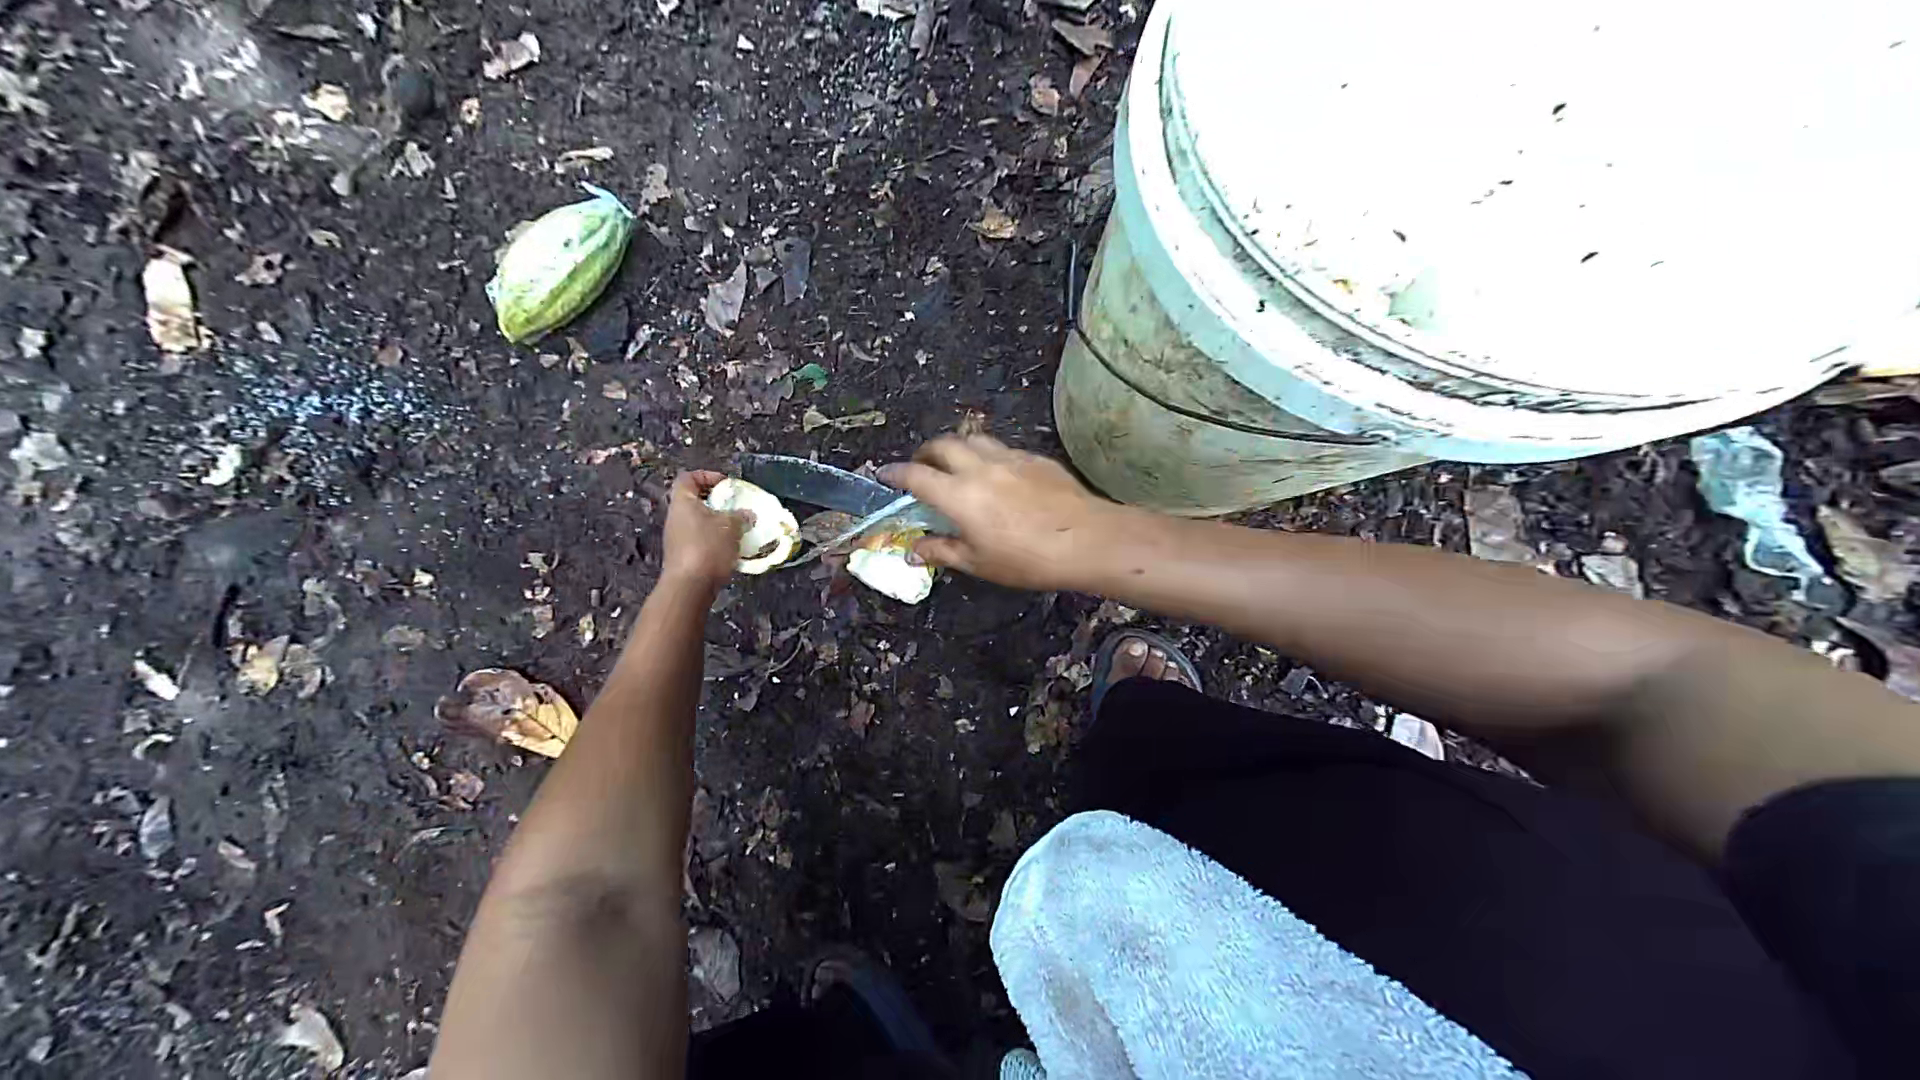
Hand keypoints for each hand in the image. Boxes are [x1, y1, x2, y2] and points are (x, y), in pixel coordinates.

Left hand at [661, 471, 750, 589]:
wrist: (690, 585)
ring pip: (699, 521)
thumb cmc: (708, 547)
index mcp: (682, 502)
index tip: (727, 484)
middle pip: (695, 500)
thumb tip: (747, 514)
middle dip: (718, 502)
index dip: (707, 476)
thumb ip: (740, 516)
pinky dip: (716, 539)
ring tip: (738, 528)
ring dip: (719, 522)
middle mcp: (676, 517)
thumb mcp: (731, 526)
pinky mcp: (684, 555)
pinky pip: (701, 538)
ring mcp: (678, 537)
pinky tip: (731, 547)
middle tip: (737, 506)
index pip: (688, 478)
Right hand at [879, 435, 1121, 590]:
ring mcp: (1009, 458)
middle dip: (924, 452)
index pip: (915, 475)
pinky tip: (997, 476)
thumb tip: (912, 551)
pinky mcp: (1034, 458)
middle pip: (941, 444)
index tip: (885, 475)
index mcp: (958, 495)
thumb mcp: (978, 563)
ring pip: (973, 439)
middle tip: (921, 467)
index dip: (895, 473)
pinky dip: (988, 455)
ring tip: (956, 464)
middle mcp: (979, 467)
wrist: (1086, 540)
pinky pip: (1002, 448)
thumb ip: (941, 551)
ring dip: (956, 447)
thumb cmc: (1026, 559)